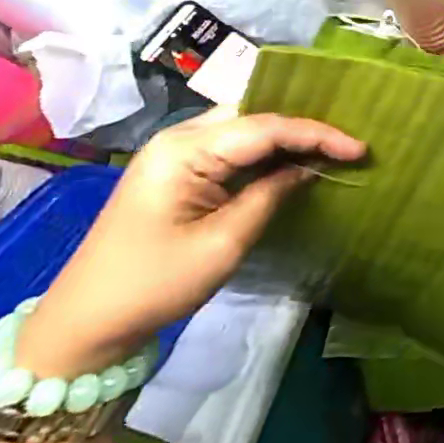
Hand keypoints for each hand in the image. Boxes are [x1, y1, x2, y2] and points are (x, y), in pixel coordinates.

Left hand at [17, 109, 364, 377]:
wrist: (83, 326)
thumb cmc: (154, 284)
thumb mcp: (223, 243)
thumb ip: (270, 195)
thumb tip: (308, 169)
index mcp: (185, 150)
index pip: (266, 128)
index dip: (317, 134)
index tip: (359, 149)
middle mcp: (180, 138)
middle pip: (255, 117)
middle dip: (303, 128)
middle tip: (347, 144)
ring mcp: (175, 152)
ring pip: (245, 129)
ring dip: (286, 138)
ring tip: (330, 148)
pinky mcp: (177, 171)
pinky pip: (231, 149)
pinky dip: (265, 153)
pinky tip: (292, 161)